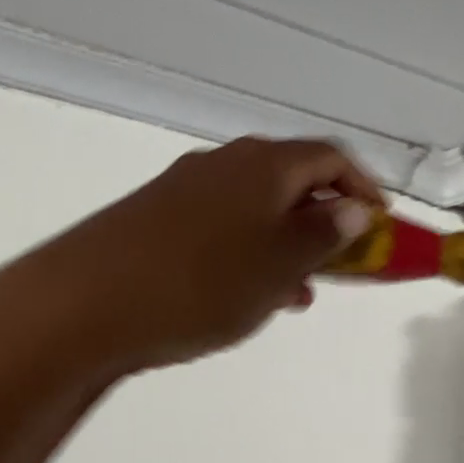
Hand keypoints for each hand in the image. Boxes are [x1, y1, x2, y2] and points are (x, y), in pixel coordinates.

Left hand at [0, 136, 384, 375]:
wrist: (81, 306)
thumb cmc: (200, 283)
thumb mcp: (278, 265)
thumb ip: (323, 235)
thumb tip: (352, 209)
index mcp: (262, 165)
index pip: (330, 157)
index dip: (364, 186)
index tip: (382, 225)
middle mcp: (224, 164)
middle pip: (291, 179)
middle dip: (325, 219)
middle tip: (343, 262)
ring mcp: (184, 189)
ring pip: (256, 207)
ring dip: (287, 241)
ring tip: (297, 291)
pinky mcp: (154, 218)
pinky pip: (222, 225)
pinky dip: (249, 251)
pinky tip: (245, 294)